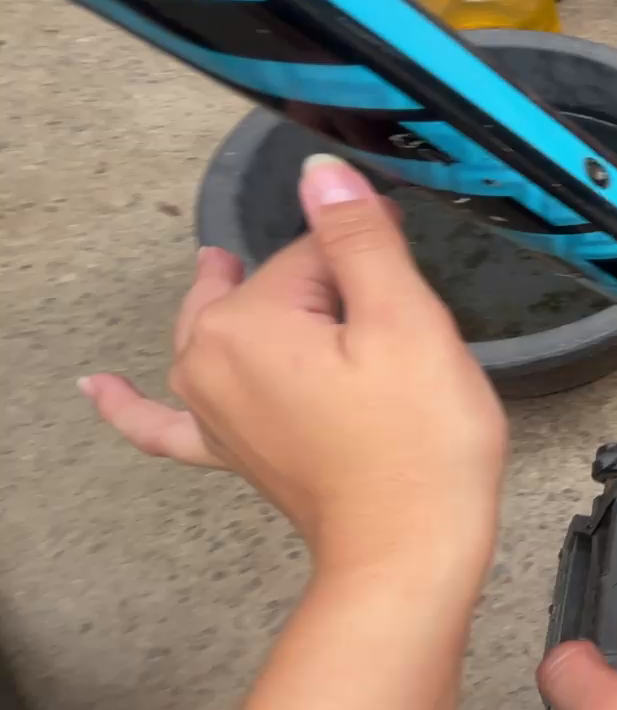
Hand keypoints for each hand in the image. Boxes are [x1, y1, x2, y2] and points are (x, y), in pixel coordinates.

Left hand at [81, 154, 507, 575]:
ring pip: (219, 334)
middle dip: (317, 276)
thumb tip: (323, 172)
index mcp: (249, 323)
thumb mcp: (409, 325)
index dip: (372, 250)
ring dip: (235, 303)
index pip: (316, 254)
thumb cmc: (423, 432)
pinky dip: (134, 404)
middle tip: (375, 277)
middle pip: (265, 290)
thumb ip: (361, 244)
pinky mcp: (236, 453)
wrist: (414, 537)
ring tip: (228, 269)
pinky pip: (166, 419)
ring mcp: (215, 413)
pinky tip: (100, 390)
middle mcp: (208, 362)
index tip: (416, 261)